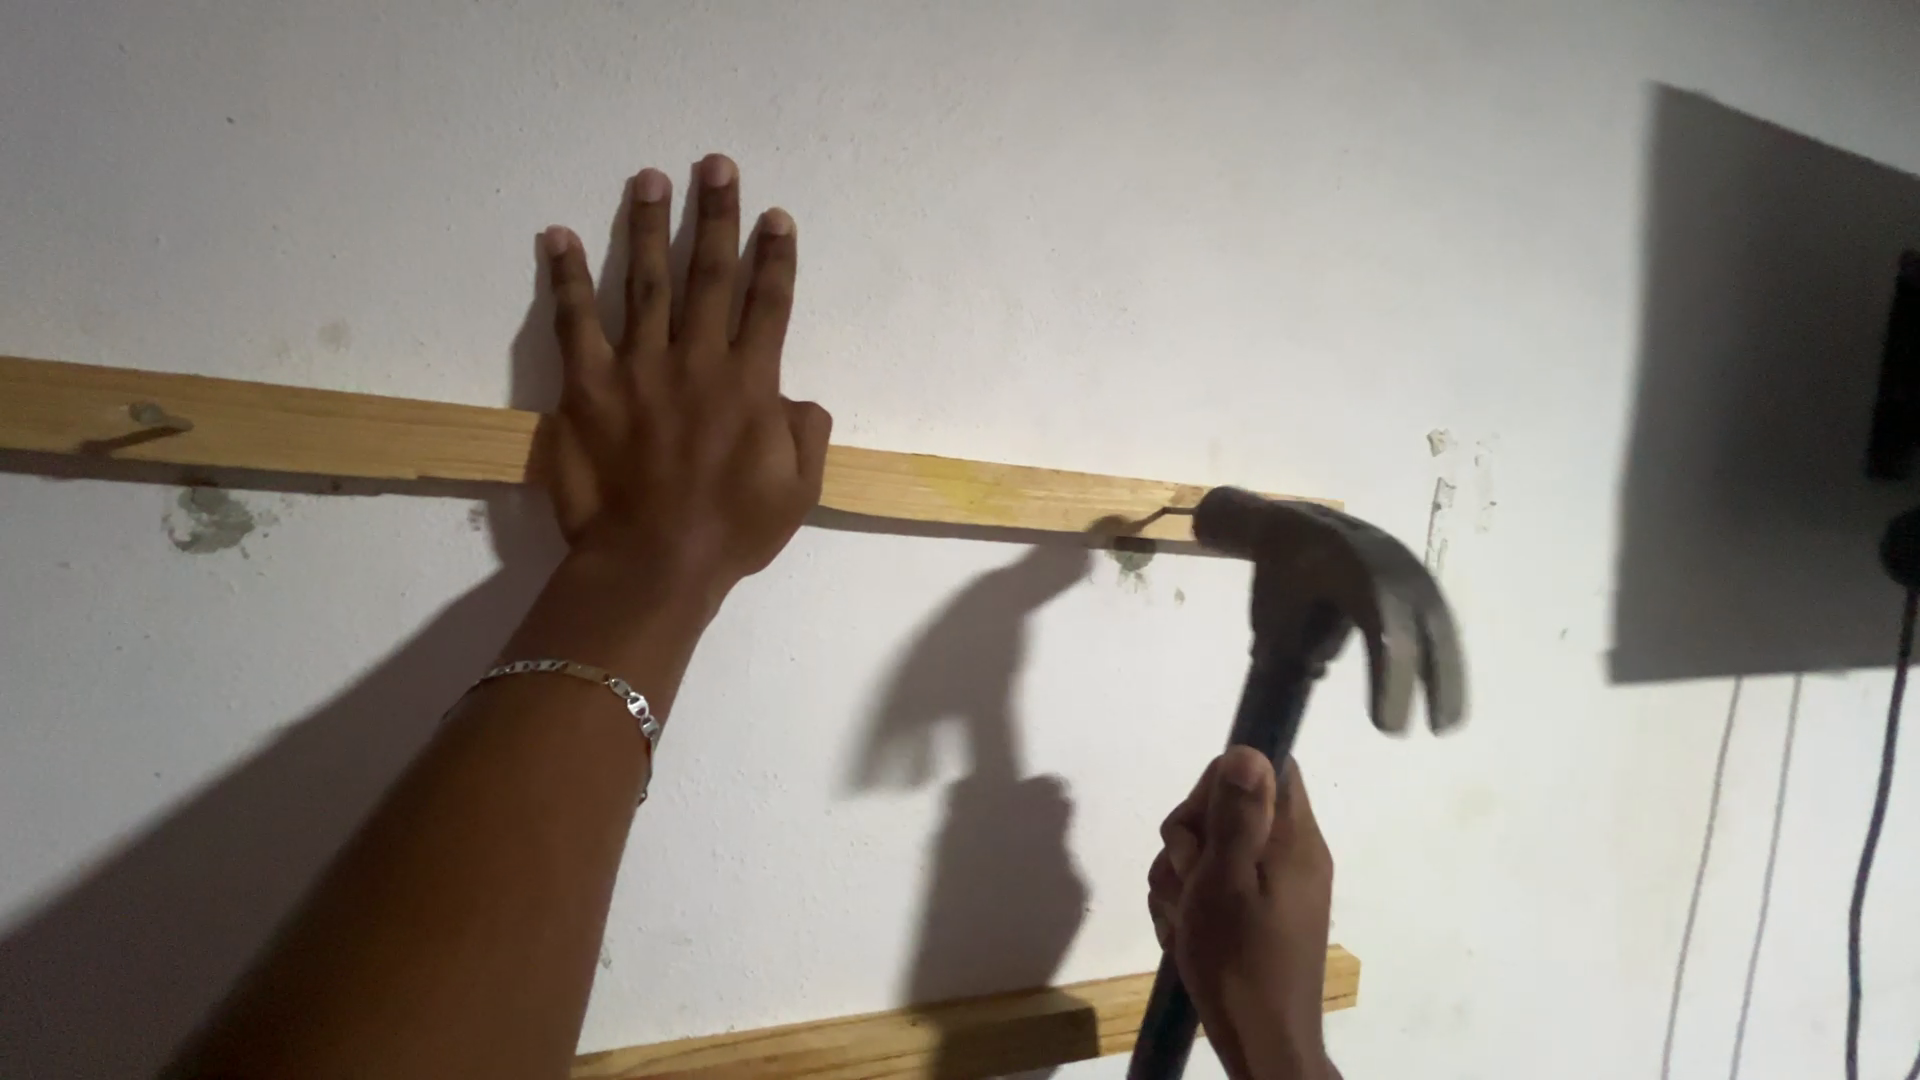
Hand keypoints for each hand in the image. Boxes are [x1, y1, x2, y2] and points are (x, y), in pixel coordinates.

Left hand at [540, 153, 831, 600]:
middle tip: (716, 166)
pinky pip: (574, 321)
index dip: (776, 258)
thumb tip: (797, 396)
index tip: (778, 217)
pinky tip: (558, 236)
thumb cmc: (735, 531)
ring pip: (646, 282)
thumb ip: (808, 432)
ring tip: (650, 178)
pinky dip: (566, 276)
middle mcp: (698, 360)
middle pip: (710, 274)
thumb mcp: (800, 489)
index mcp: (751, 383)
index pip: (769, 304)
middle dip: (717, 217)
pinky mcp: (587, 385)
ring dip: (648, 225)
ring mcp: (639, 367)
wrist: (655, 561)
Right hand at [1148, 748, 1338, 1079]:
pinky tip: (1184, 927)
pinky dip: (1187, 898)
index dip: (1223, 780)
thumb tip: (1247, 748)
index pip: (1268, 768)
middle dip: (1189, 835)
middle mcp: (1288, 853)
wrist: (1258, 1046)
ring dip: (1180, 873)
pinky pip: (1207, 879)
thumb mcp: (1227, 881)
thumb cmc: (1240, 962)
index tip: (1201, 820)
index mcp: (1294, 839)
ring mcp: (1270, 882)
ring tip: (1183, 912)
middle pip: (1225, 804)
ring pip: (1206, 844)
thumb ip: (1236, 815)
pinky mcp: (1252, 908)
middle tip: (1187, 875)